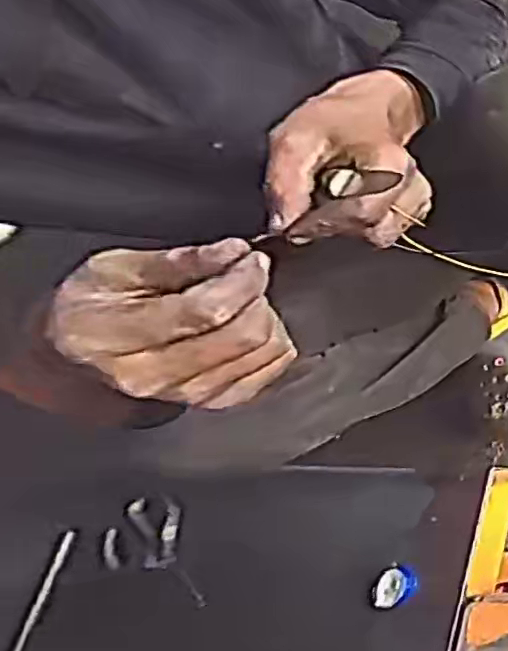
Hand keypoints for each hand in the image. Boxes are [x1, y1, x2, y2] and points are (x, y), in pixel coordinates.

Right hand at [45, 240, 294, 409]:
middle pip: (244, 333)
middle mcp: (150, 374)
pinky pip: (277, 364)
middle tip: (243, 281)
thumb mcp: (117, 270)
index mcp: (109, 336)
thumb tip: (234, 251)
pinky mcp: (223, 399)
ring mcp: (191, 392)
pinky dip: (274, 341)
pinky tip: (246, 328)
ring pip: (267, 348)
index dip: (241, 282)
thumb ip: (179, 260)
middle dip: (255, 299)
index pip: (205, 311)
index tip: (253, 261)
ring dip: (267, 318)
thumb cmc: (100, 306)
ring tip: (240, 305)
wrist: (87, 351)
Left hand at [265, 69, 430, 245]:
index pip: (361, 213)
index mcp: (391, 168)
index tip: (296, 225)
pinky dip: (369, 221)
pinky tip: (358, 200)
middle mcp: (415, 188)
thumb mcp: (295, 140)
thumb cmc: (337, 120)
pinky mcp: (419, 208)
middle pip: (375, 228)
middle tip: (317, 203)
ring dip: (355, 223)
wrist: (372, 113)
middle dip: (340, 223)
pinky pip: (391, 229)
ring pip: (384, 233)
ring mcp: (420, 200)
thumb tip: (285, 224)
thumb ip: (287, 182)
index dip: (325, 223)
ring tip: (339, 198)